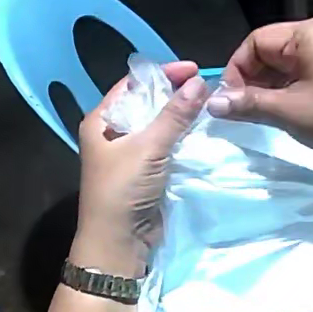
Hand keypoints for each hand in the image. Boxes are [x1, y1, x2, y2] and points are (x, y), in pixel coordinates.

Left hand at [72, 61, 207, 276]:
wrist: (118, 242)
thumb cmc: (122, 189)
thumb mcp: (148, 148)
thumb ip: (174, 115)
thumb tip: (200, 82)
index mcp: (102, 120)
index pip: (133, 83)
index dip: (163, 73)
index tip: (195, 69)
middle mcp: (113, 133)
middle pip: (147, 103)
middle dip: (175, 94)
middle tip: (207, 88)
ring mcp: (130, 155)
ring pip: (159, 126)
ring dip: (181, 118)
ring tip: (211, 107)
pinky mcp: (146, 173)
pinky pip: (166, 148)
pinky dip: (183, 139)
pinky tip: (203, 134)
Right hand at [207, 17, 312, 158]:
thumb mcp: (290, 112)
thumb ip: (249, 104)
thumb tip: (213, 103)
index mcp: (309, 31)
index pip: (256, 41)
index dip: (237, 71)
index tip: (231, 103)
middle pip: (274, 49)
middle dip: (255, 79)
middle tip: (247, 112)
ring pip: (294, 61)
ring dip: (275, 86)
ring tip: (269, 115)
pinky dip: (297, 87)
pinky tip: (296, 112)